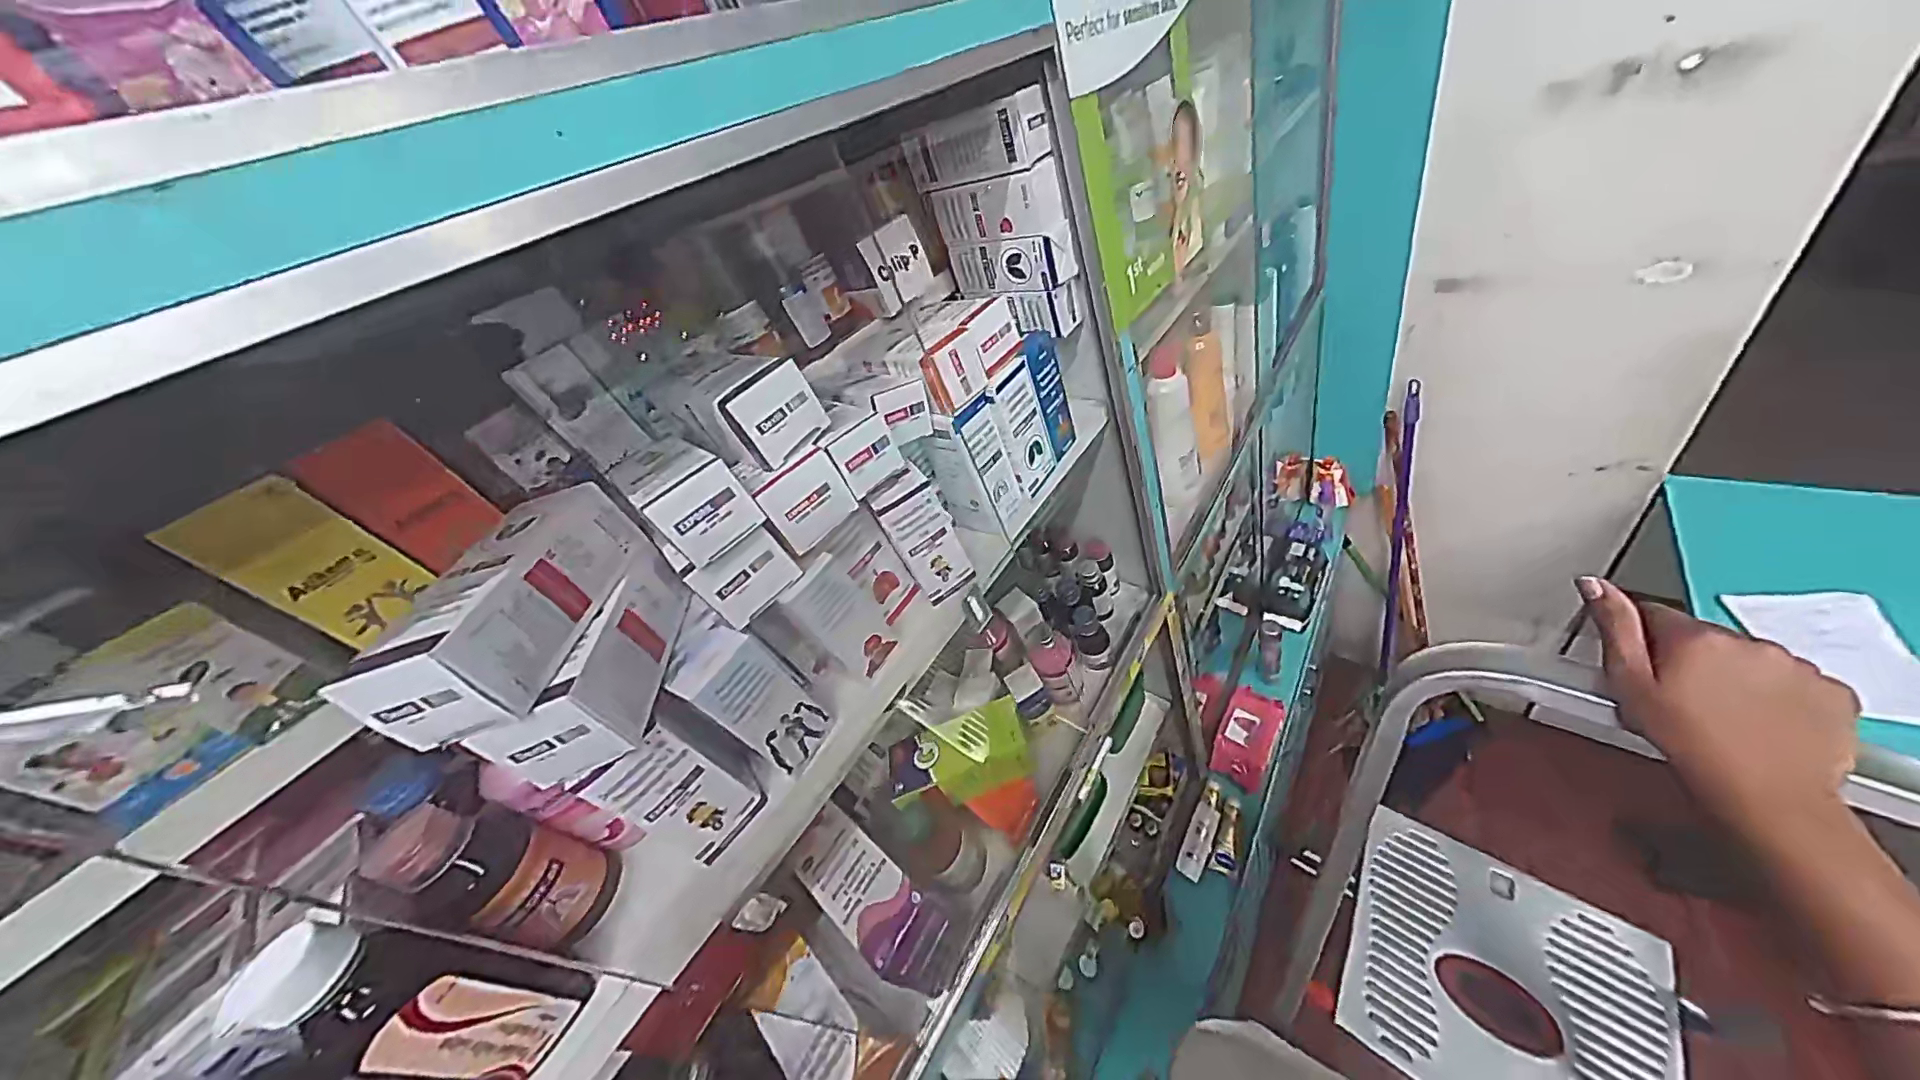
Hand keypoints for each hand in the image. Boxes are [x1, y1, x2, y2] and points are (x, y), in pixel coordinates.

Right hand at [1577, 576, 1861, 836]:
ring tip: (1717, 714)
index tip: (1642, 669)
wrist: (1764, 792)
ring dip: (1732, 678)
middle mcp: (1748, 642)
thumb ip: (1613, 626)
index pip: (1654, 614)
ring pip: (1748, 659)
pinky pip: (1794, 682)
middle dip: (1688, 661)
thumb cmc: (1687, 740)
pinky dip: (1776, 696)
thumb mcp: (1628, 682)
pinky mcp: (1830, 692)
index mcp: (1694, 637)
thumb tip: (1596, 585)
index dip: (1640, 641)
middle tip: (1675, 698)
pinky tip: (1757, 719)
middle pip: (1703, 638)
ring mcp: (1797, 667)